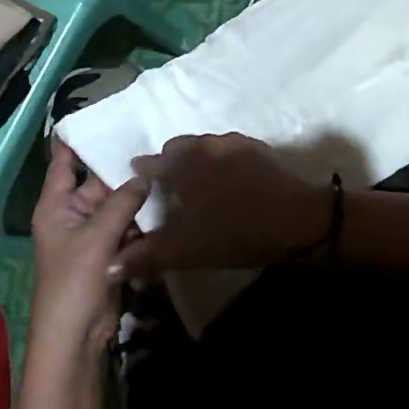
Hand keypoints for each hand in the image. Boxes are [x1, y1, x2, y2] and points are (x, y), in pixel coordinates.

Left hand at [29, 140, 149, 354]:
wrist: (76, 337)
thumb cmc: (74, 281)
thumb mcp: (97, 236)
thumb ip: (122, 202)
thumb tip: (145, 174)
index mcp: (55, 205)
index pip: (64, 162)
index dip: (77, 139)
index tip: (101, 116)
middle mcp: (72, 213)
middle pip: (97, 182)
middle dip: (121, 167)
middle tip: (151, 141)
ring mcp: (92, 234)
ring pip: (116, 204)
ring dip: (136, 193)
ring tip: (164, 165)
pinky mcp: (110, 251)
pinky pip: (126, 226)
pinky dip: (141, 218)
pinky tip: (165, 201)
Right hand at [114, 133, 330, 277]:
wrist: (298, 219)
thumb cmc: (235, 232)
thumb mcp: (188, 249)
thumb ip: (148, 255)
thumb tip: (110, 265)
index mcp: (184, 166)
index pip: (152, 163)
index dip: (141, 172)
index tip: (136, 180)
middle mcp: (205, 146)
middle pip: (178, 147)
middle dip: (170, 161)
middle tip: (170, 185)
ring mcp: (235, 143)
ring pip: (205, 145)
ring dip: (197, 159)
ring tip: (200, 182)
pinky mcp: (259, 148)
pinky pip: (230, 149)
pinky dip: (223, 160)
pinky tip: (230, 180)